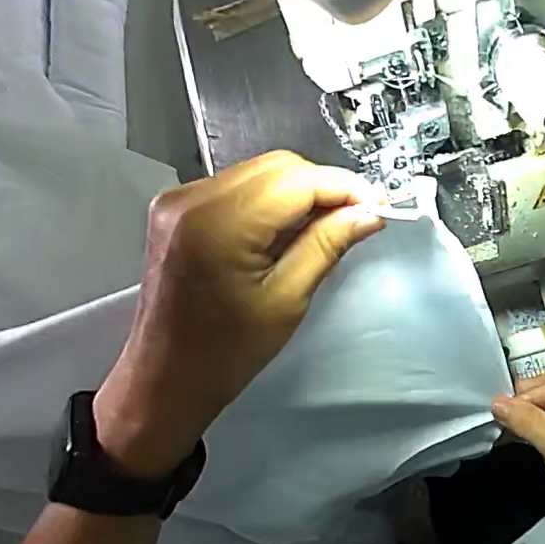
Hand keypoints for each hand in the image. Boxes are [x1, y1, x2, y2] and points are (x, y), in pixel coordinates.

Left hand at [94, 151, 385, 475]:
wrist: (168, 376)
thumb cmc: (224, 352)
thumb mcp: (287, 299)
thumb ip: (327, 245)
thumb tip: (367, 214)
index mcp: (217, 225)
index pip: (296, 180)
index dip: (344, 187)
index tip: (377, 206)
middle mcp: (191, 200)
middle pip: (279, 168)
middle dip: (326, 187)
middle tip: (359, 217)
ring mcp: (180, 201)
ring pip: (262, 173)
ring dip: (302, 193)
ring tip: (330, 226)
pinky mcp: (180, 210)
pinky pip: (241, 187)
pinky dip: (275, 201)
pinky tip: (292, 230)